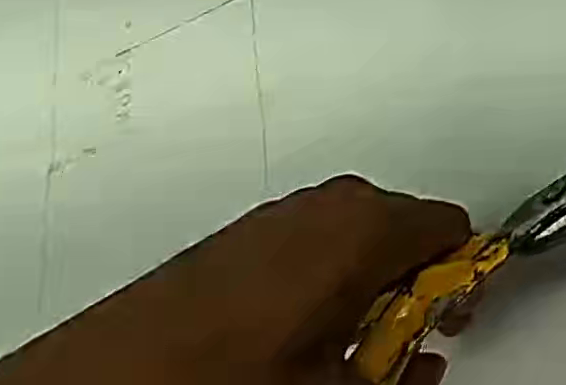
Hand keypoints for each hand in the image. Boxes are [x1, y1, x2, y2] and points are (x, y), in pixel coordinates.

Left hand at [0, 176, 471, 384]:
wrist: (103, 381)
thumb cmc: (224, 379)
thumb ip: (400, 374)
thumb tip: (429, 365)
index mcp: (367, 224)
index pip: (450, 226)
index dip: (462, 273)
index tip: (454, 318)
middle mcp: (336, 200)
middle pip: (409, 226)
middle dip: (415, 284)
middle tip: (397, 350)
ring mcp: (293, 208)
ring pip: (365, 232)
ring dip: (372, 283)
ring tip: (343, 350)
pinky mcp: (256, 224)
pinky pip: (322, 236)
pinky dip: (332, 275)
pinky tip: (300, 333)